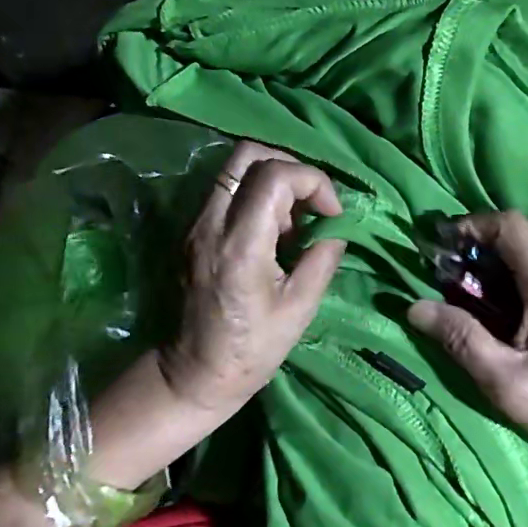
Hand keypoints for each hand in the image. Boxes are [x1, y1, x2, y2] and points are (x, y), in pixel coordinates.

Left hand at [158, 141, 347, 410]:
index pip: (276, 175)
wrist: (193, 372)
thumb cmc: (252, 349)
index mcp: (241, 245)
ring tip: (291, 219)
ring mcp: (196, 224)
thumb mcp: (300, 308)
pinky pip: (225, 191)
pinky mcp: (192, 231)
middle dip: (290, 166)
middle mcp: (212, 223)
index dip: (314, 182)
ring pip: (233, 169)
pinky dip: (255, 195)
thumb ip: (322, 259)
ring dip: (271, 180)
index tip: (331, 213)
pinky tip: (271, 231)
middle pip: (248, 154)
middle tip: (310, 201)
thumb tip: (335, 230)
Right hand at [407, 211, 527, 478]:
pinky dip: (500, 285)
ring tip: (453, 297)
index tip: (439, 243)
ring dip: (484, 269)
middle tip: (438, 275)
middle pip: (515, 240)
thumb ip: (461, 338)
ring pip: (522, 260)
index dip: (472, 224)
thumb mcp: (505, 380)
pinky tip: (484, 315)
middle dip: (472, 249)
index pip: (512, 227)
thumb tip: (414, 307)